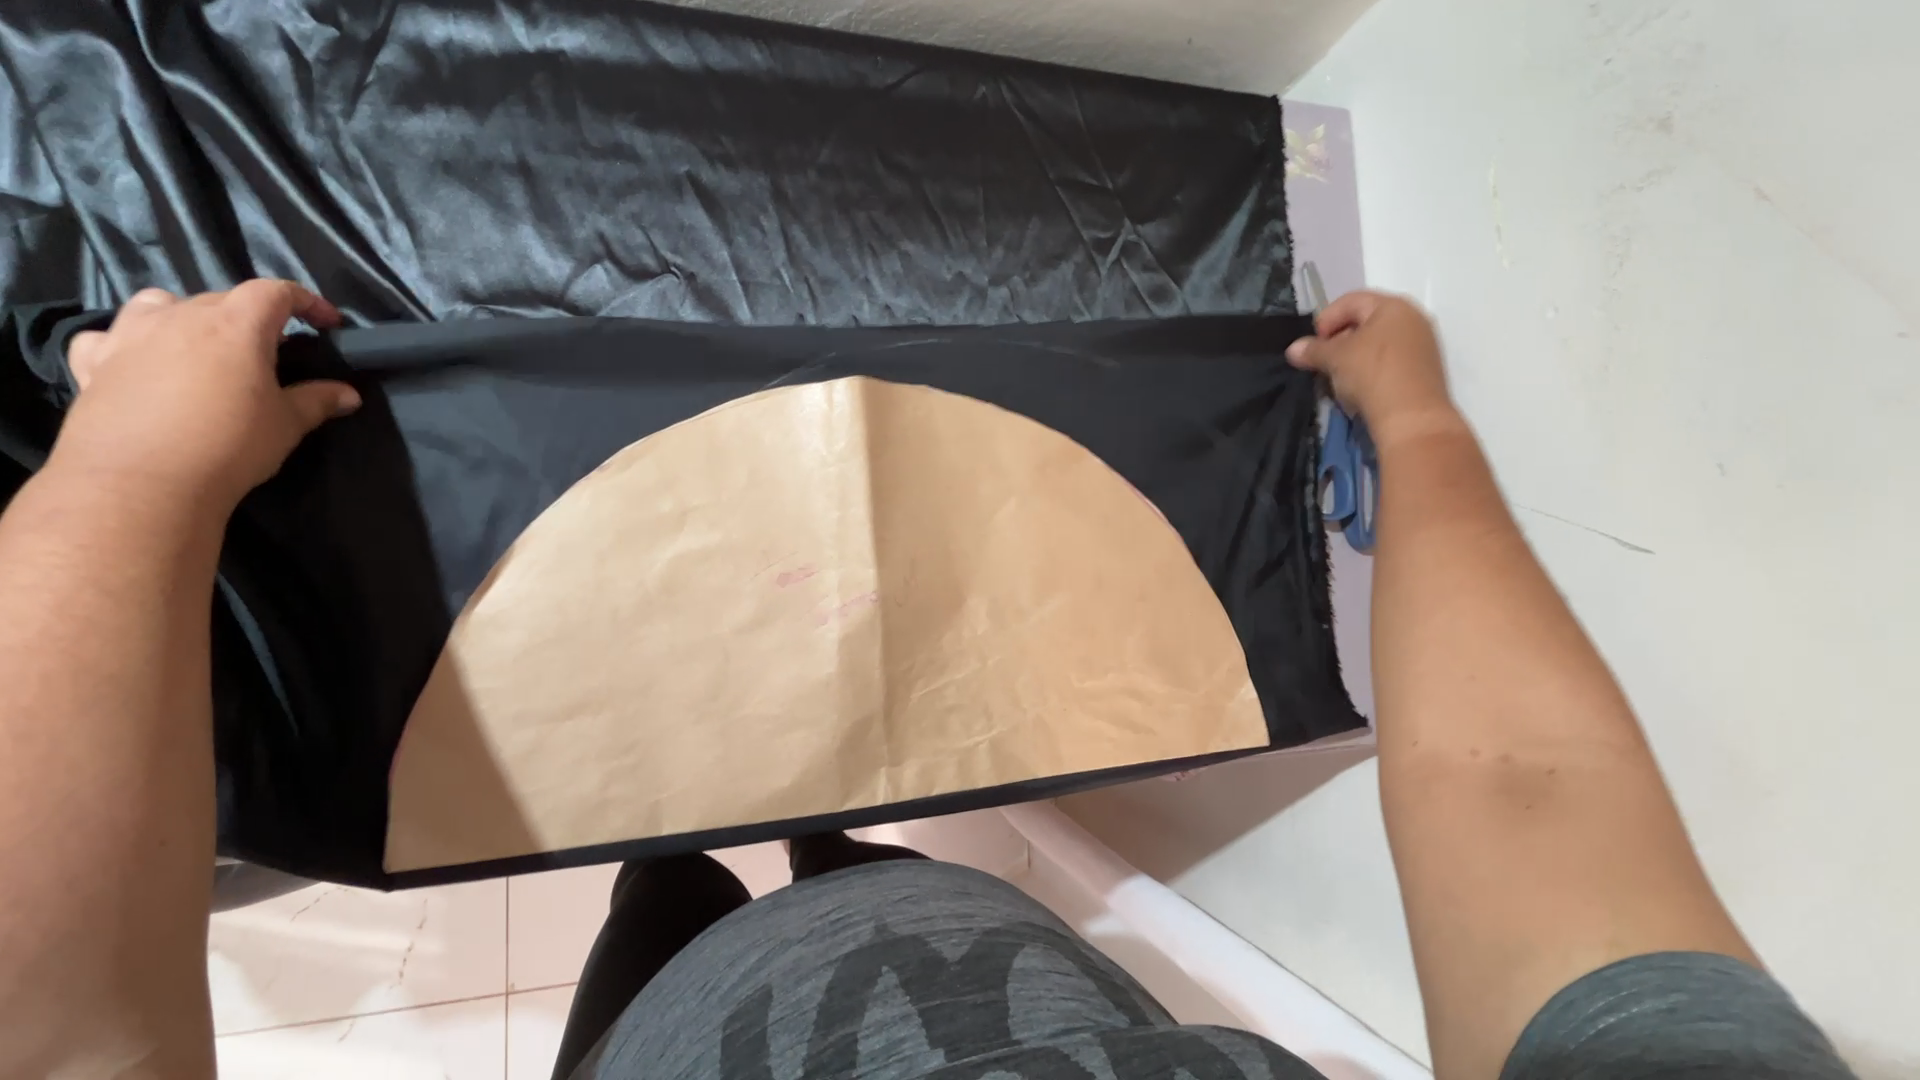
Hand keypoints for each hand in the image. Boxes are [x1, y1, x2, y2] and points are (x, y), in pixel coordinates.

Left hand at [52, 281, 360, 510]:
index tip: (328, 324)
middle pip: (222, 298)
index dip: (307, 302)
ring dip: (187, 315)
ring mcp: (128, 335)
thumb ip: (318, 400)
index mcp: (234, 326)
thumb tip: (347, 394)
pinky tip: (141, 362)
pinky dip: (130, 342)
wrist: (141, 479)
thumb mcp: (288, 424)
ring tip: (202, 344)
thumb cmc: (230, 444)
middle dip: (253, 316)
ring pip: (160, 303)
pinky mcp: (92, 361)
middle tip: (272, 349)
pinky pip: (110, 336)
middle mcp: (179, 317)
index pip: (276, 292)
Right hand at [1286, 291, 1460, 448]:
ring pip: (1377, 343)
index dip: (1326, 320)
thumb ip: (1313, 350)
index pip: (1351, 301)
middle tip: (1323, 362)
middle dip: (1339, 340)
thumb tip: (1293, 349)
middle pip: (1366, 321)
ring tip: (1339, 378)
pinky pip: (1390, 361)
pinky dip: (1371, 370)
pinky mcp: (1424, 369)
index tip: (1313, 345)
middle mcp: (1412, 318)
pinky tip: (1360, 390)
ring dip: (1353, 358)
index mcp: (1392, 306)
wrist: (1412, 416)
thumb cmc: (1372, 374)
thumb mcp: (1334, 359)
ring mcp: (1422, 344)